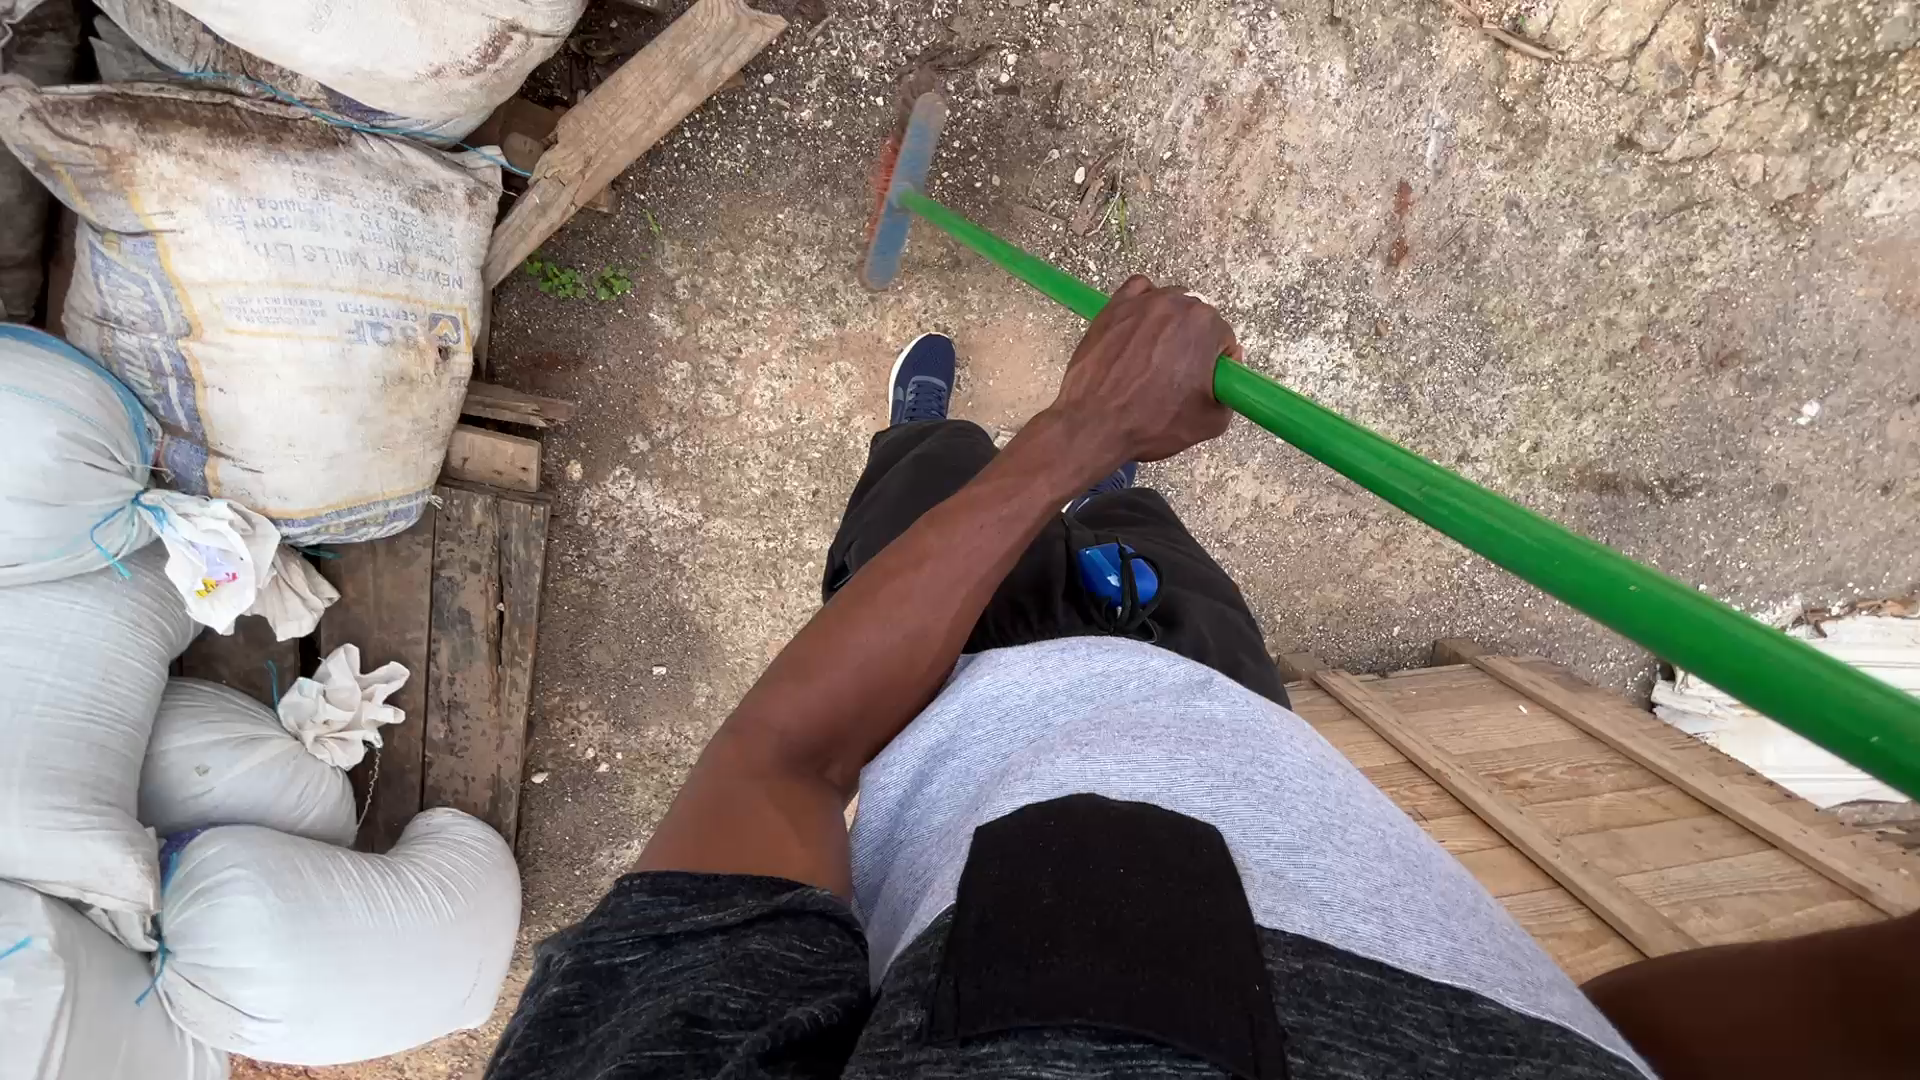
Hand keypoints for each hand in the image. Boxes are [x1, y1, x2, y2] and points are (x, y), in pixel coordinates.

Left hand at [1046, 274, 1236, 469]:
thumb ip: (1230, 394)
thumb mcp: (1209, 422)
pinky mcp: (1113, 308)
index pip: (1223, 339)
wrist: (1093, 425)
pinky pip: (1137, 292)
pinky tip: (1138, 330)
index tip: (1202, 381)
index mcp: (1205, 326)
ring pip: (1168, 305)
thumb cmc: (1148, 423)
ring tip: (1153, 358)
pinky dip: (1142, 305)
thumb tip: (1225, 377)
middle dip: (1191, 345)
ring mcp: (1141, 303)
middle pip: (1196, 320)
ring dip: (1168, 326)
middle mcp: (1175, 305)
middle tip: (1176, 376)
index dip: (1215, 364)